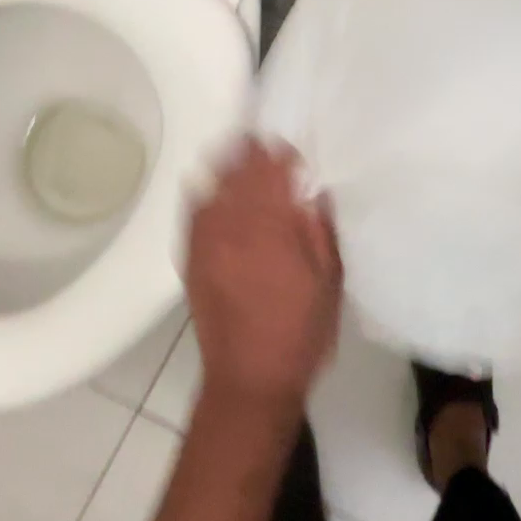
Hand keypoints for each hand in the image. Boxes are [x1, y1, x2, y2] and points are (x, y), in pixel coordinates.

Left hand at [185, 138, 342, 411]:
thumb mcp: (329, 282)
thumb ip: (321, 232)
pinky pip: (193, 214)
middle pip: (237, 173)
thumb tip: (315, 193)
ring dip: (225, 166)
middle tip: (262, 141)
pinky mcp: (191, 260)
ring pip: (211, 187)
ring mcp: (206, 243)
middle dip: (250, 152)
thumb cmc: (300, 333)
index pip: (271, 173)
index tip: (292, 151)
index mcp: (273, 230)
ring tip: (237, 153)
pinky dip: (202, 194)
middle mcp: (234, 228)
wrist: (249, 379)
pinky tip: (210, 189)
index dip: (280, 154)